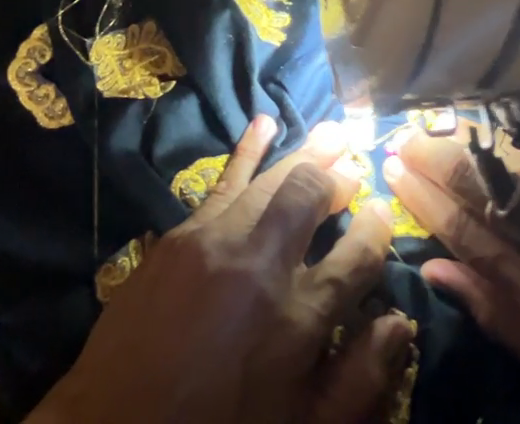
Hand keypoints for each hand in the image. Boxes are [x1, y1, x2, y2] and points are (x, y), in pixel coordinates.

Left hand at [31, 117, 415, 423]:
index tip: (383, 211)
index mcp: (299, 316)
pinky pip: (221, 182)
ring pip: (267, 180)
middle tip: (355, 157)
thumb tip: (399, 321)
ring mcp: (214, 241)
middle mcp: (260, 263)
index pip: (357, 255)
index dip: (378, 228)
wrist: (119, 422)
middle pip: (308, 197)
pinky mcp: (179, 235)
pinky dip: (246, 152)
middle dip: (337, 176)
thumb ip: (360, 379)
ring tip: (329, 130)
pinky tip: (262, 125)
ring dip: (301, 153)